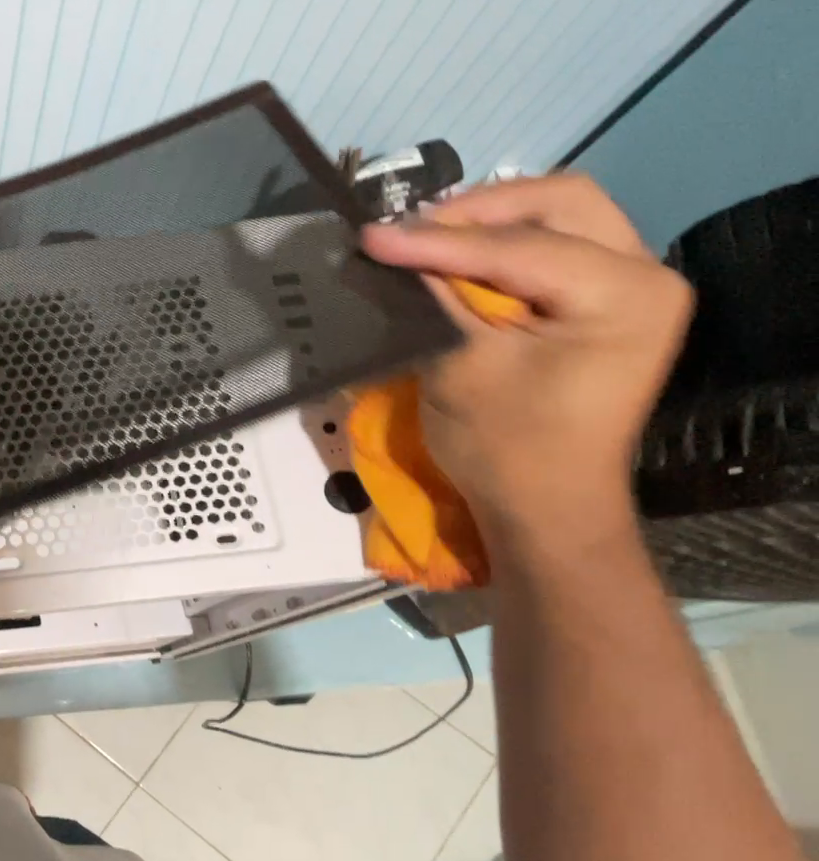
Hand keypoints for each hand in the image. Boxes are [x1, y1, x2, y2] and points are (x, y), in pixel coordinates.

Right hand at [361, 175, 692, 539]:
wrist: (541, 504)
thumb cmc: (506, 448)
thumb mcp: (463, 370)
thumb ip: (439, 301)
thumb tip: (394, 251)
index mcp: (625, 294)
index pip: (521, 246)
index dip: (439, 240)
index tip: (370, 237)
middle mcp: (644, 272)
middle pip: (560, 203)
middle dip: (477, 210)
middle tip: (408, 231)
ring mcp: (629, 285)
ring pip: (560, 216)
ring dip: (488, 222)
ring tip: (425, 241)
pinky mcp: (602, 301)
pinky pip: (553, 248)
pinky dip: (500, 247)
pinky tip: (455, 260)